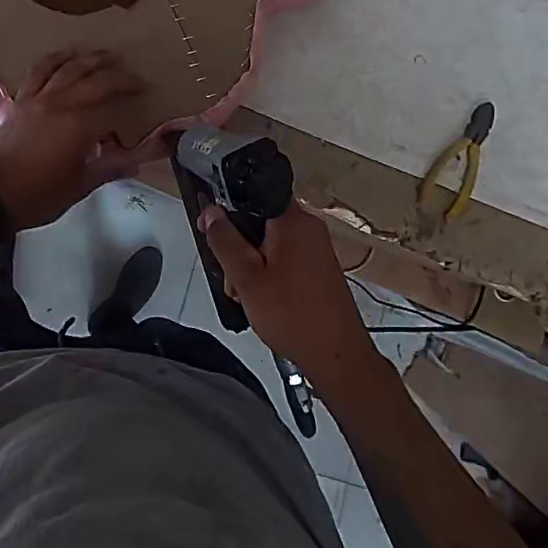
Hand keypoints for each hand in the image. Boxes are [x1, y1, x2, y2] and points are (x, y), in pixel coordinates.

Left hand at [0, 49, 143, 230]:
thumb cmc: (41, 195)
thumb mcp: (81, 185)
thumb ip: (111, 168)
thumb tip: (140, 163)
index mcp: (80, 126)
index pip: (113, 111)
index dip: (130, 109)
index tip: (143, 110)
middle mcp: (61, 105)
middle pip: (96, 83)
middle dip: (119, 79)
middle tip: (136, 79)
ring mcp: (38, 100)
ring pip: (68, 69)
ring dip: (90, 59)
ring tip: (106, 55)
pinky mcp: (21, 101)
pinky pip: (38, 72)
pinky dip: (53, 59)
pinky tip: (64, 54)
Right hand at [200, 203, 386, 392]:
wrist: (336, 352)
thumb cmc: (292, 315)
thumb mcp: (247, 278)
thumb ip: (225, 241)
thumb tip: (211, 211)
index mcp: (293, 220)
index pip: (255, 194)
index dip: (229, 209)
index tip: (211, 230)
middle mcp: (309, 227)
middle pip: (262, 221)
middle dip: (240, 246)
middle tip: (232, 279)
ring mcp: (318, 247)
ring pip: (272, 242)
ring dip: (253, 264)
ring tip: (247, 296)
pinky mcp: (321, 266)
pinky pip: (287, 257)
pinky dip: (270, 273)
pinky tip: (264, 300)